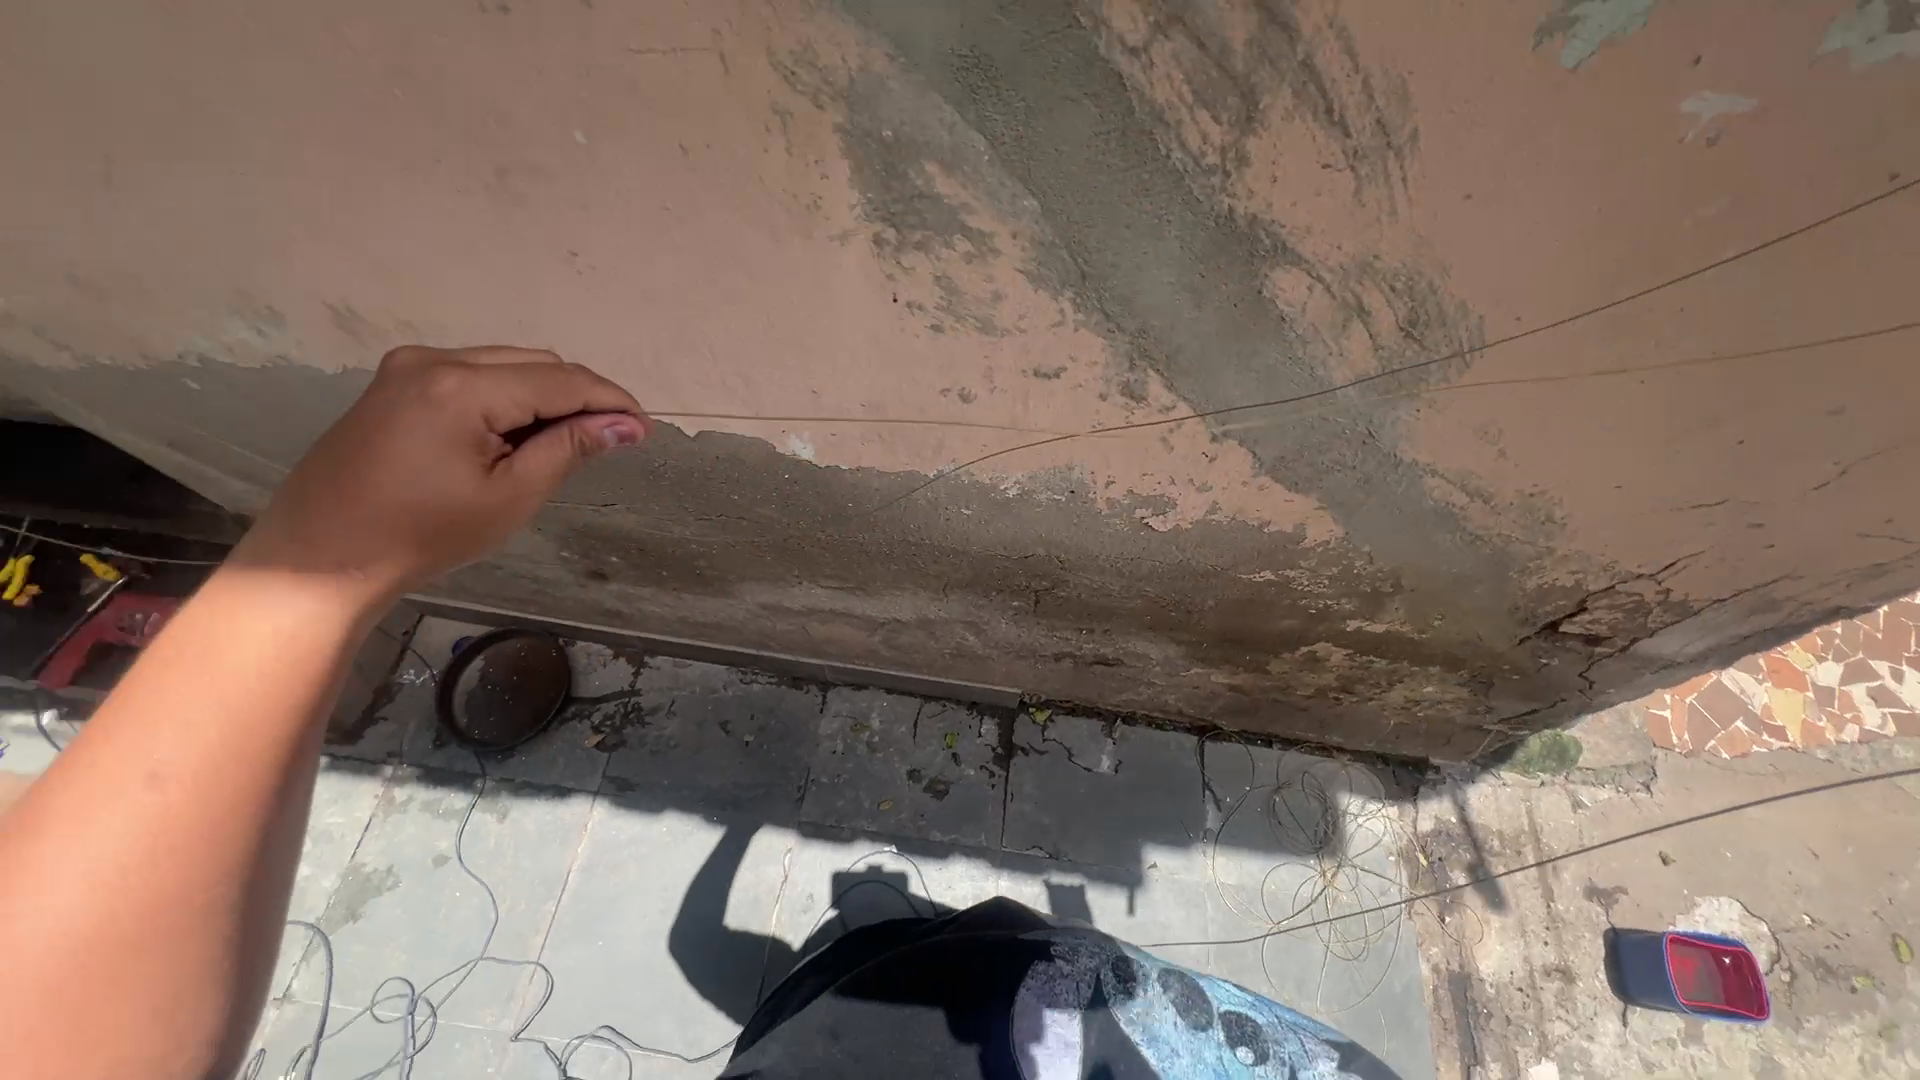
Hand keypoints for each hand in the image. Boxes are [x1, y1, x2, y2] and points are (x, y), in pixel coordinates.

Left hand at [234, 345, 647, 600]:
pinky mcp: (397, 382)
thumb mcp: (511, 496)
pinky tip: (518, 435)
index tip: (646, 430)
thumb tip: (627, 425)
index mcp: (462, 387)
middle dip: (582, 397)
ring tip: (566, 444)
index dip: (611, 401)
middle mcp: (435, 359)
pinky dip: (511, 397)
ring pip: (508, 364)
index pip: (562, 380)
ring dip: (547, 396)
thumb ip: (570, 448)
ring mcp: (410, 366)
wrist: (320, 556)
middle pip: (537, 363)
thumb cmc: (423, 535)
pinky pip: (476, 374)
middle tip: (609, 442)